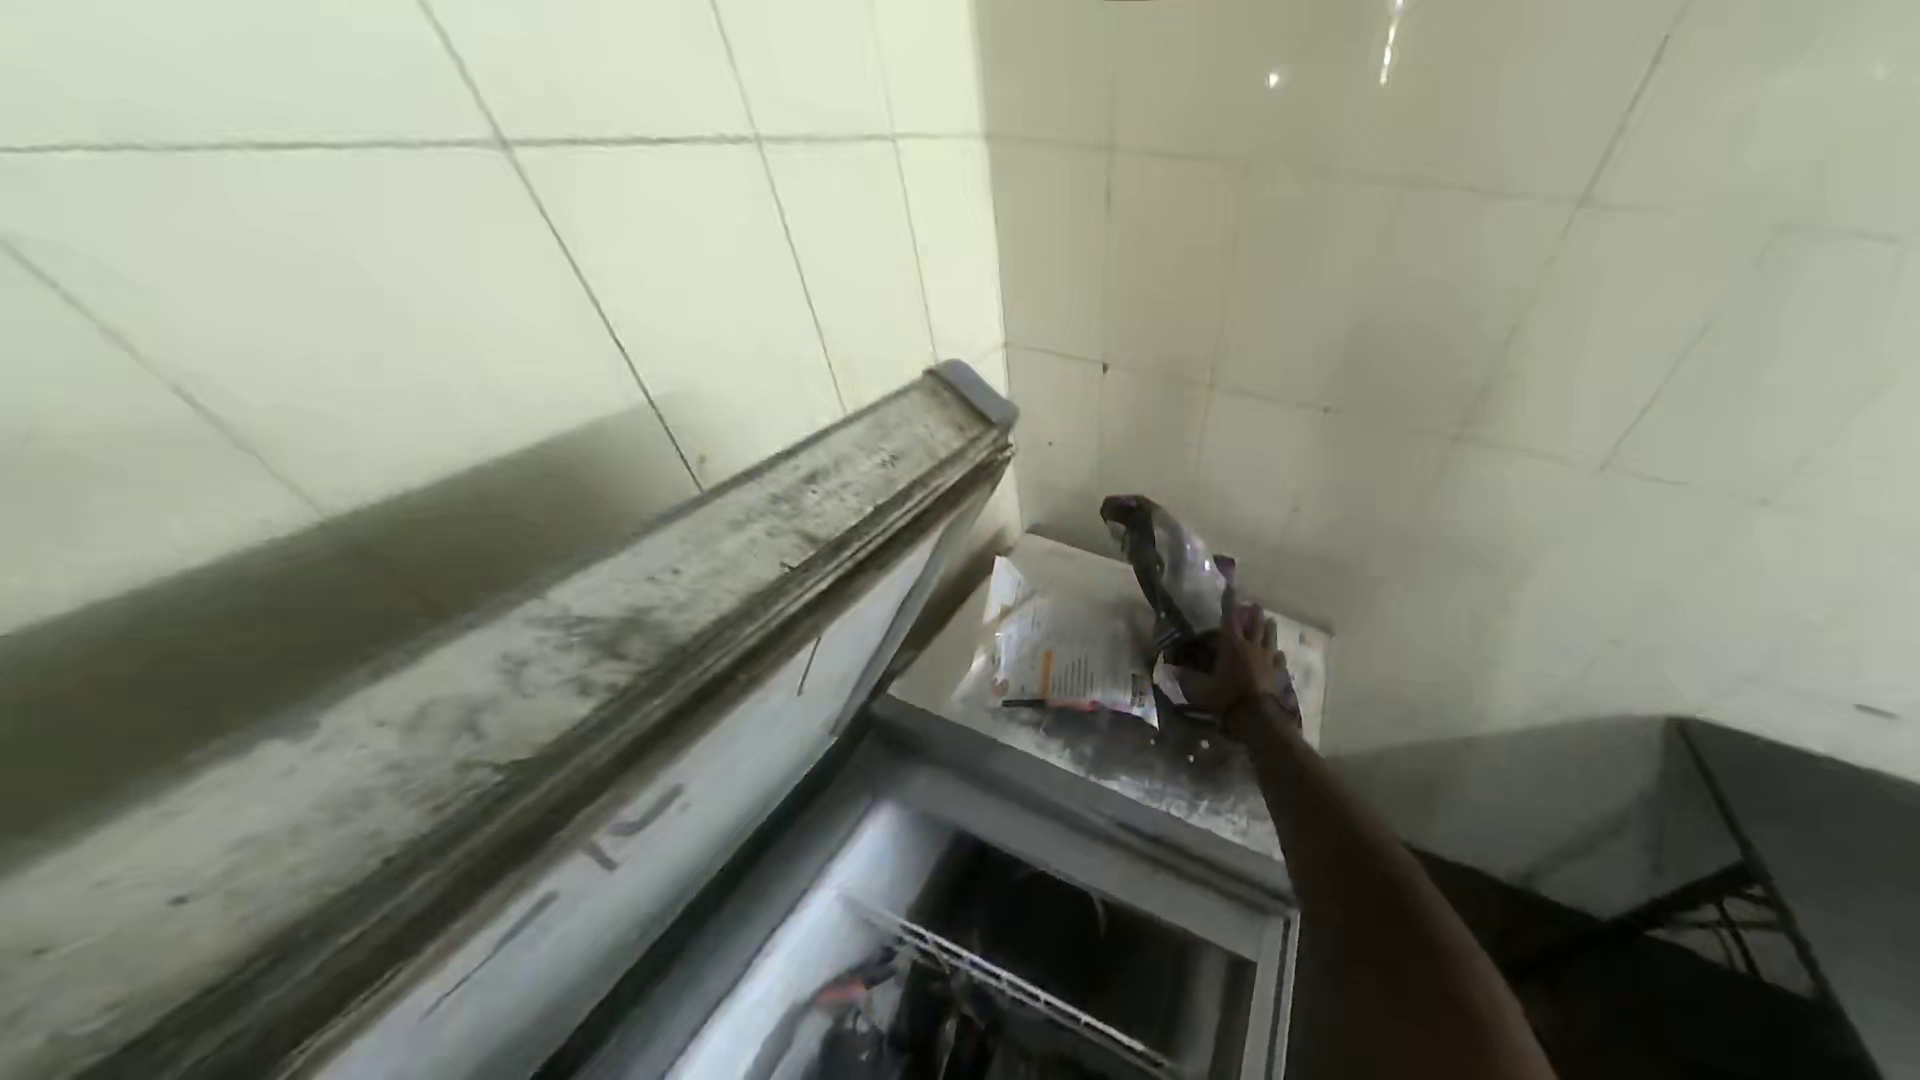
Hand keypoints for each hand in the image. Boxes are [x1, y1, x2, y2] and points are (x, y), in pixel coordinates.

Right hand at [1191, 585, 1297, 740]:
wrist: (1255, 715)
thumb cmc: (1226, 696)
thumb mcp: (1199, 688)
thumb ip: (1185, 678)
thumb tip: (1168, 671)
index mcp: (1231, 644)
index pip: (1229, 617)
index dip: (1229, 601)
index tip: (1230, 586)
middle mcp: (1251, 647)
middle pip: (1255, 624)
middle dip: (1253, 612)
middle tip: (1253, 604)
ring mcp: (1267, 659)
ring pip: (1270, 638)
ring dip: (1269, 628)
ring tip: (1270, 621)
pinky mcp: (1277, 673)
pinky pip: (1278, 659)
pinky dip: (1276, 654)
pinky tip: (1278, 654)